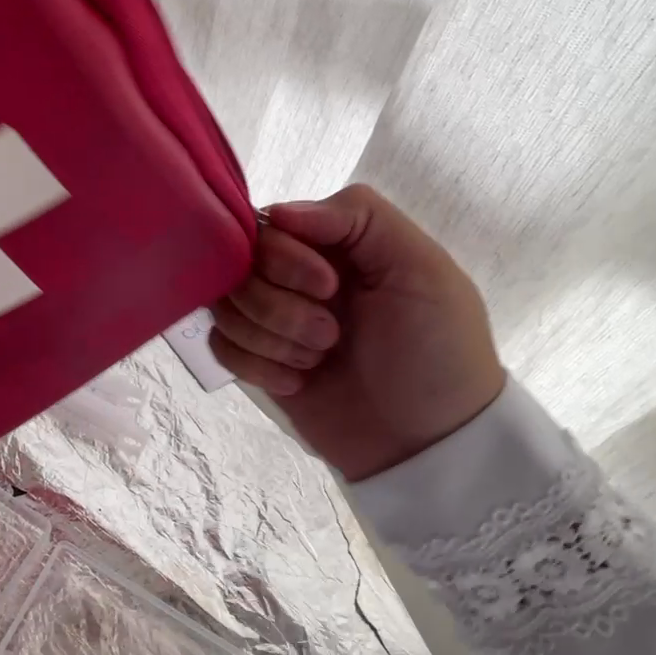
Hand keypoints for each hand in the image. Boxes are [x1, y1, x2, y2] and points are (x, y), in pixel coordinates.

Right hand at [209, 185, 505, 480]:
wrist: (428, 444)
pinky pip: (219, 345)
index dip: (283, 256)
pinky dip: (255, 365)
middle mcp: (295, 277)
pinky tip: (297, 383)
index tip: (327, 287)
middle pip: (238, 266)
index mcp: (333, 246)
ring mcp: (274, 320)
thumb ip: (358, 216)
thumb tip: (276, 211)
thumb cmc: (435, 350)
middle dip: (279, 305)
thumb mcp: (421, 268)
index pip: (267, 225)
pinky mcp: (257, 362)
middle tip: (331, 334)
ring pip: (225, 306)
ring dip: (271, 338)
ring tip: (318, 361)